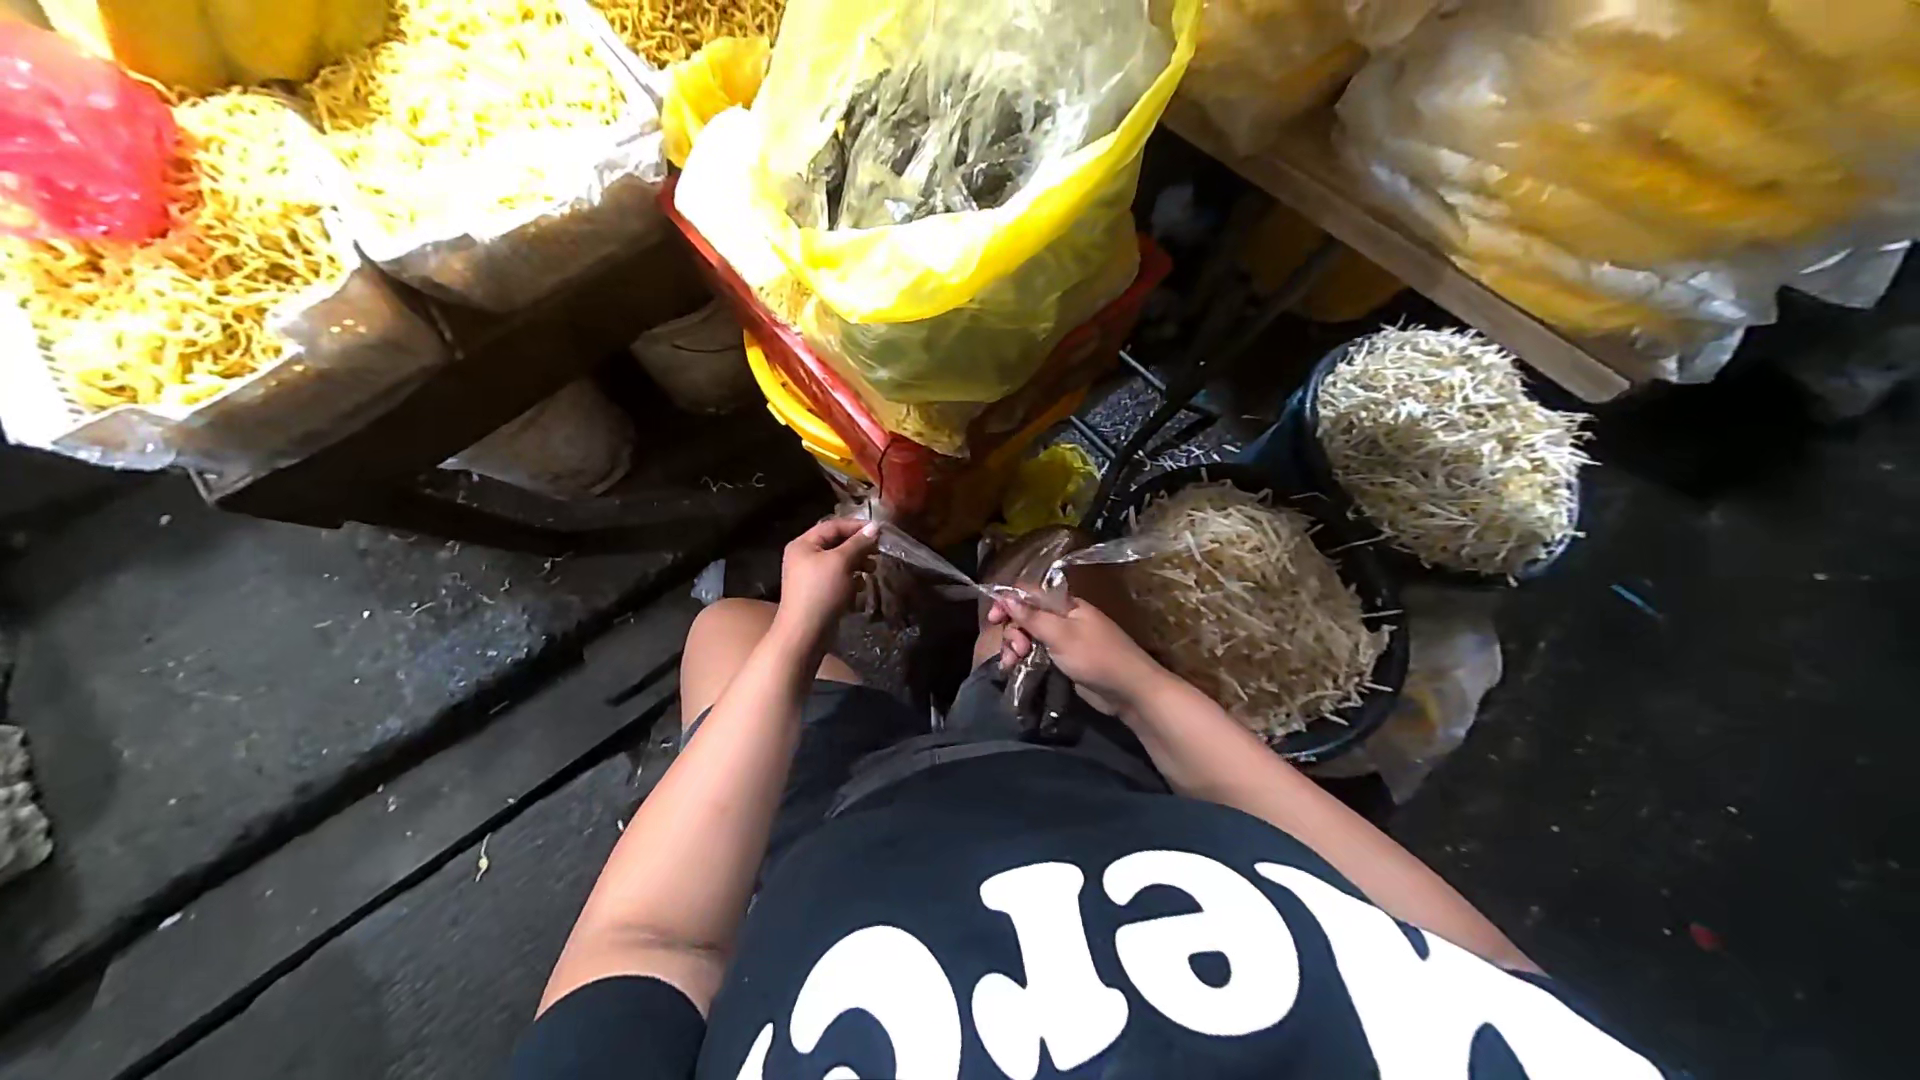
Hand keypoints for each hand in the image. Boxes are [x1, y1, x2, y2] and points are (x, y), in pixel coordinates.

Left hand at [773, 518, 878, 646]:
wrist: (805, 633)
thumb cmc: (821, 592)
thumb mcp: (841, 562)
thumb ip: (858, 543)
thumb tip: (875, 527)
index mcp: (803, 544)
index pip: (833, 526)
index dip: (857, 526)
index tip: (880, 531)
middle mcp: (804, 556)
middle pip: (836, 543)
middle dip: (858, 547)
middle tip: (878, 552)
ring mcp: (810, 576)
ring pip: (839, 562)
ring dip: (857, 564)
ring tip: (872, 570)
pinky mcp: (818, 592)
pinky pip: (837, 578)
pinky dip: (850, 580)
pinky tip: (860, 587)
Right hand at [988, 595, 1169, 713]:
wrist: (1130, 690)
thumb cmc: (1097, 657)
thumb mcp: (1061, 635)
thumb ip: (1032, 617)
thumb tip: (1006, 595)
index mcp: (1065, 604)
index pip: (1029, 593)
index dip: (1007, 602)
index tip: (992, 619)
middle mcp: (1063, 618)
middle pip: (1025, 616)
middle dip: (1012, 631)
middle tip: (1015, 651)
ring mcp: (1063, 640)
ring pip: (1029, 636)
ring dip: (1015, 647)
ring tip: (1013, 664)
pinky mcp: (1064, 660)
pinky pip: (1037, 653)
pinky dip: (1024, 659)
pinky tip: (1015, 669)